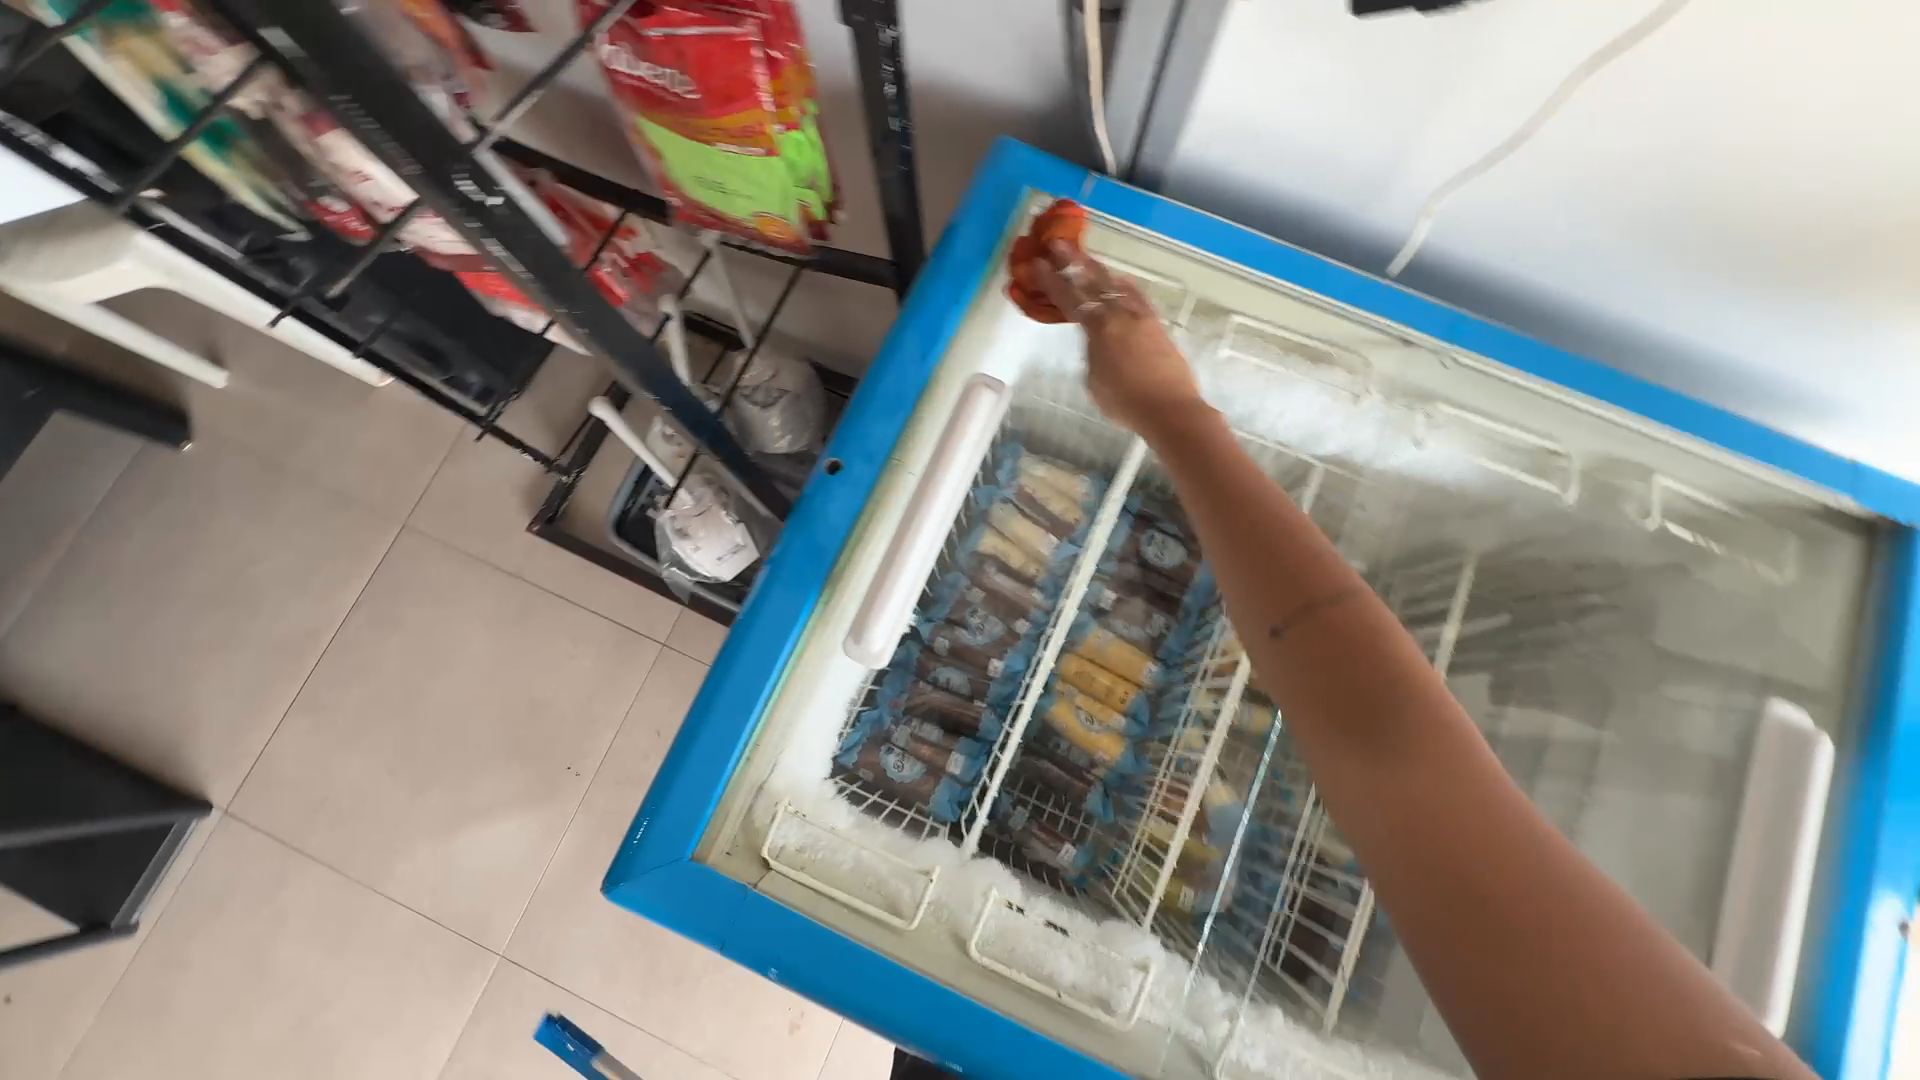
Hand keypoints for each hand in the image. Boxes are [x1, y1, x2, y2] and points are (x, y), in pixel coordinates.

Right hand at [1025, 241, 1209, 439]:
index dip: (1052, 281)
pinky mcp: (1157, 326)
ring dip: (1099, 271)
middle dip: (1074, 262)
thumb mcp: (1094, 381)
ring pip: (1117, 286)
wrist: (1170, 408)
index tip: (1037, 263)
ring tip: (1088, 260)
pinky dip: (1124, 287)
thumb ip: (1093, 354)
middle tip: (1059, 244)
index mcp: (1099, 329)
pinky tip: (1121, 283)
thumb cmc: (1125, 402)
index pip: (1070, 299)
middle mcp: (1120, 315)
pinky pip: (1136, 297)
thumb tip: (1097, 343)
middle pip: (1094, 281)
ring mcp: (1142, 317)